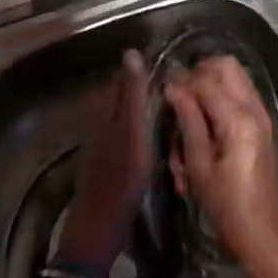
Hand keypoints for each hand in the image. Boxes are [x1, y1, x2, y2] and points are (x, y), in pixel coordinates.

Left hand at [56, 49, 153, 270]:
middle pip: (125, 91)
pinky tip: (156, 137)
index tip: (175, 73)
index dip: (148, 69)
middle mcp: (98, 114)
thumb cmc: (120, 176)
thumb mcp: (133, 131)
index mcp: (104, 104)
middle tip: (178, 95)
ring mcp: (100, 135)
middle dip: (147, 88)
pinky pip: (126, 129)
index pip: (126, 72)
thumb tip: (132, 51)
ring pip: (126, 110)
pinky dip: (141, 128)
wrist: (99, 225)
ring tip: (172, 114)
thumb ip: (132, 93)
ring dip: (146, 109)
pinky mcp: (105, 153)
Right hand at [162, 55, 277, 274]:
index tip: (163, 87)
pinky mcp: (261, 120)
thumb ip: (188, 120)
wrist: (264, 231)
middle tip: (180, 94)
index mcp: (238, 120)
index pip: (206, 80)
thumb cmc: (226, 204)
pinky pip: (239, 91)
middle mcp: (254, 107)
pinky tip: (205, 122)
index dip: (182, 79)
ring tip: (191, 111)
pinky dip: (221, 96)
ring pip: (234, 74)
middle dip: (199, 72)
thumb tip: (173, 87)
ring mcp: (261, 112)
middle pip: (226, 64)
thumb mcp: (199, 166)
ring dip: (210, 83)